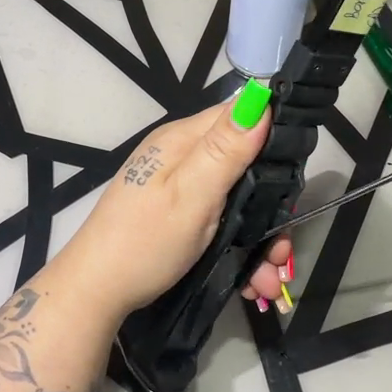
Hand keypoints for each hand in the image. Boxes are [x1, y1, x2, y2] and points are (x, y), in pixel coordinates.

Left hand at [51, 100, 293, 317]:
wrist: (97, 291)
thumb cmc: (145, 241)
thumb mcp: (191, 194)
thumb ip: (225, 150)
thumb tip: (261, 99)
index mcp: (182, 140)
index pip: (241, 117)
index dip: (274, 141)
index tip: (295, 181)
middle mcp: (182, 156)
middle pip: (245, 165)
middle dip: (271, 208)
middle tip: (282, 252)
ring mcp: (179, 187)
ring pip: (238, 201)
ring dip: (259, 240)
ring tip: (267, 280)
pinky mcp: (178, 216)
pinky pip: (221, 222)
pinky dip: (240, 250)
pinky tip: (250, 282)